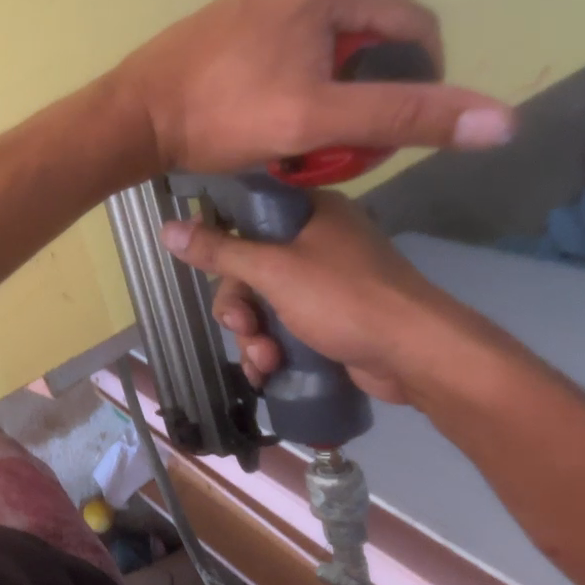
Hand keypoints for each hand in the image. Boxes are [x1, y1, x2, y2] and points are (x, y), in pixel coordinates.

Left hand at [113, 0, 515, 173]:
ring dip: (339, 84)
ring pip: (335, 38)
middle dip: (372, 86)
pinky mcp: (240, 9)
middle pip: (372, 31)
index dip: (420, 84)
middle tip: (349, 138)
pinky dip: (306, 72)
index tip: (393, 133)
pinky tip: (284, 109)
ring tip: (316, 130)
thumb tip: (504, 121)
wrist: (133, 117)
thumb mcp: (317, 119)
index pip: (414, 27)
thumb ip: (405, 116)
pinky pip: (299, 37)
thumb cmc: (221, 116)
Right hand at [159, 192, 465, 404]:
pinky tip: (268, 372)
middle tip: (243, 329)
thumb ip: (219, 251)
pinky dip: (272, 348)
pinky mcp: (332, 318)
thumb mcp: (273, 271)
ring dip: (253, 336)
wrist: (417, 356)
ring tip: (264, 362)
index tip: (203, 265)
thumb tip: (167, 228)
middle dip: (239, 307)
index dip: (218, 239)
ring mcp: (326, 282)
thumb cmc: (345, 299)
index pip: (247, 211)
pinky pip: (284, 326)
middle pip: (249, 266)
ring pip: (263, 302)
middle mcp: (318, 240)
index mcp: (311, 212)